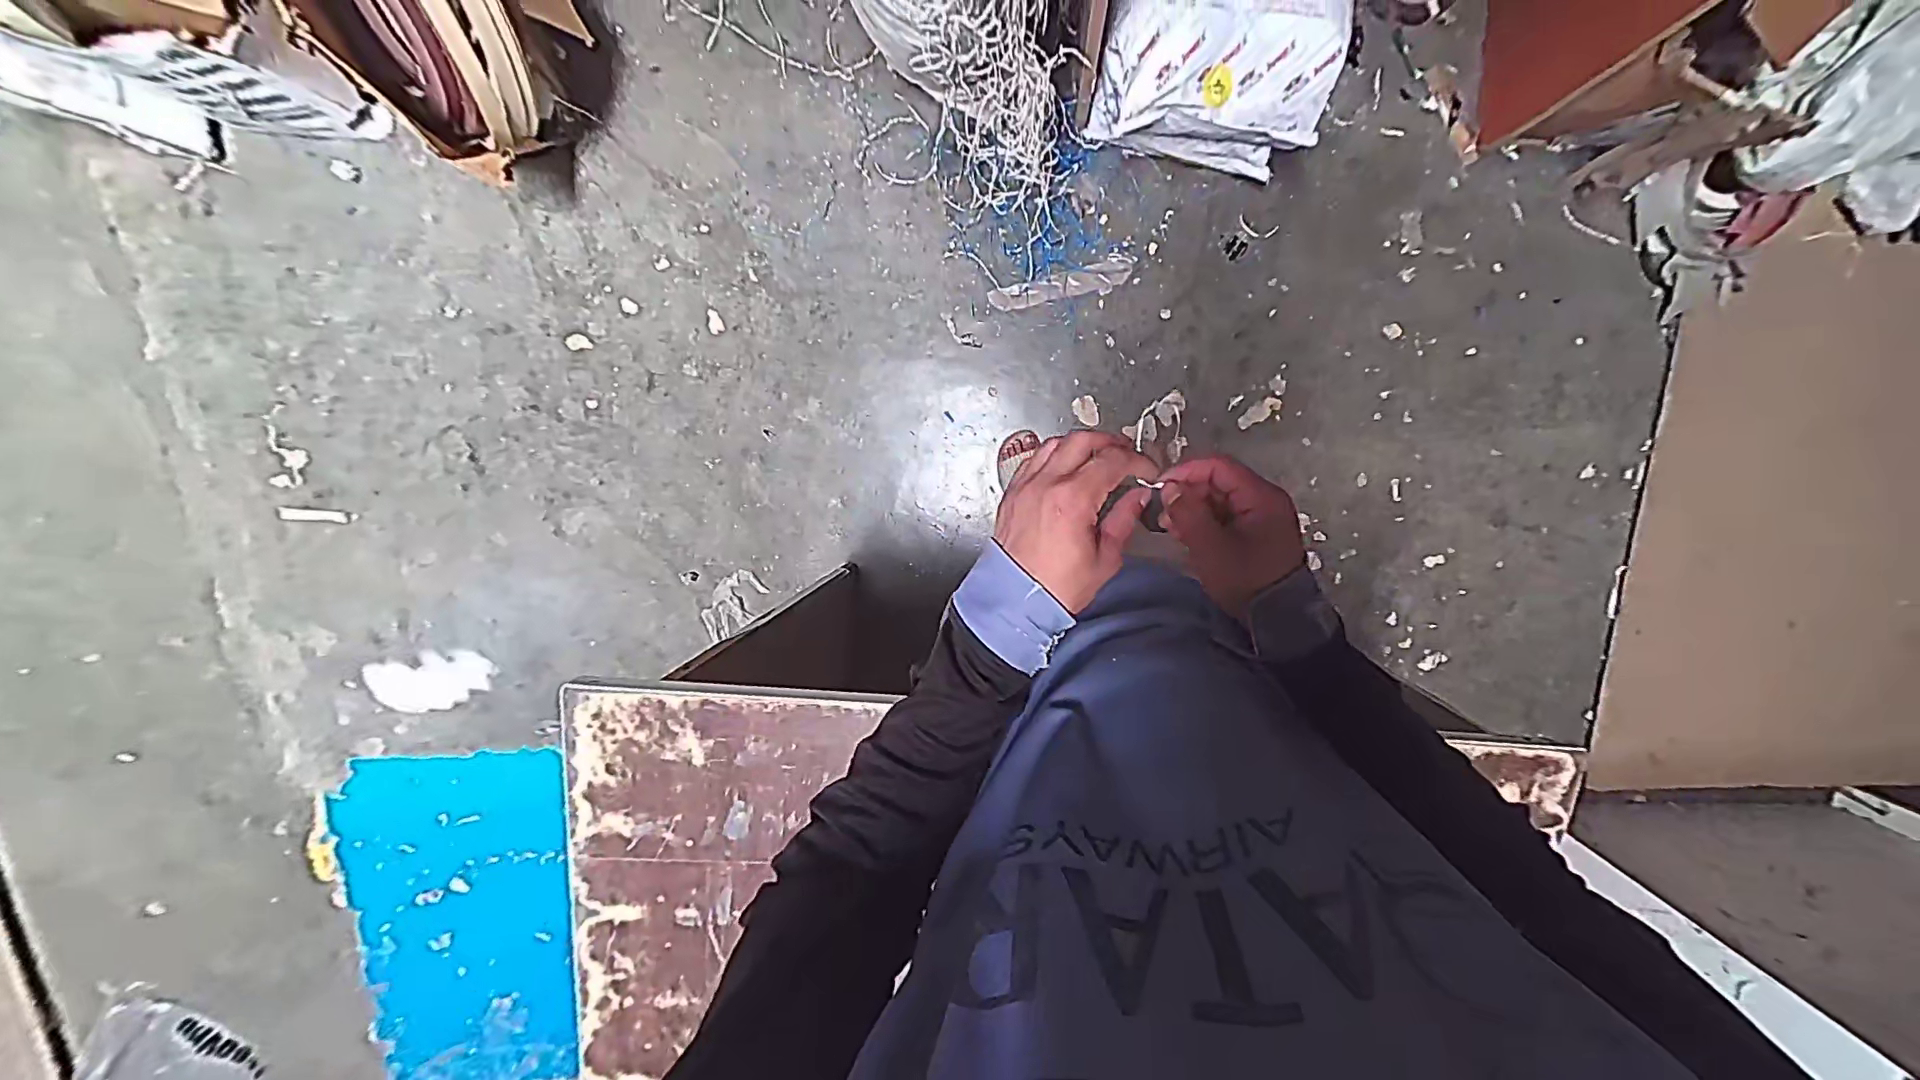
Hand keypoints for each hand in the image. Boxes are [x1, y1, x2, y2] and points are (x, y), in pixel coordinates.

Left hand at [995, 431, 1159, 612]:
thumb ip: (1123, 521)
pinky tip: (1064, 468)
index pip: (1112, 460)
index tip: (1145, 471)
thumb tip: (1137, 498)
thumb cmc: (1056, 588)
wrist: (1016, 601)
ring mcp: (1025, 487)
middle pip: (1082, 440)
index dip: (1136, 461)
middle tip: (1125, 454)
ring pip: (1054, 444)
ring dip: (1079, 445)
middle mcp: (1045, 485)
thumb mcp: (1104, 559)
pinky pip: (1033, 460)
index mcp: (1072, 499)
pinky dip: (1053, 456)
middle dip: (1110, 442)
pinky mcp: (1012, 494)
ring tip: (1096, 457)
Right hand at [1160, 455, 1305, 618]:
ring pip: (1219, 500)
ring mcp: (1261, 518)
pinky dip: (1203, 522)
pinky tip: (1186, 536)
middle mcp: (1264, 501)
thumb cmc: (1247, 581)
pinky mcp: (1255, 534)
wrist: (1279, 619)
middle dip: (1187, 493)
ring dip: (1192, 509)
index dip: (1186, 471)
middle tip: (1163, 513)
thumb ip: (1188, 513)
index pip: (1219, 467)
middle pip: (1218, 482)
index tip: (1160, 486)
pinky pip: (1224, 517)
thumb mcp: (1211, 547)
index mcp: (1260, 497)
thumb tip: (1169, 488)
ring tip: (1171, 527)